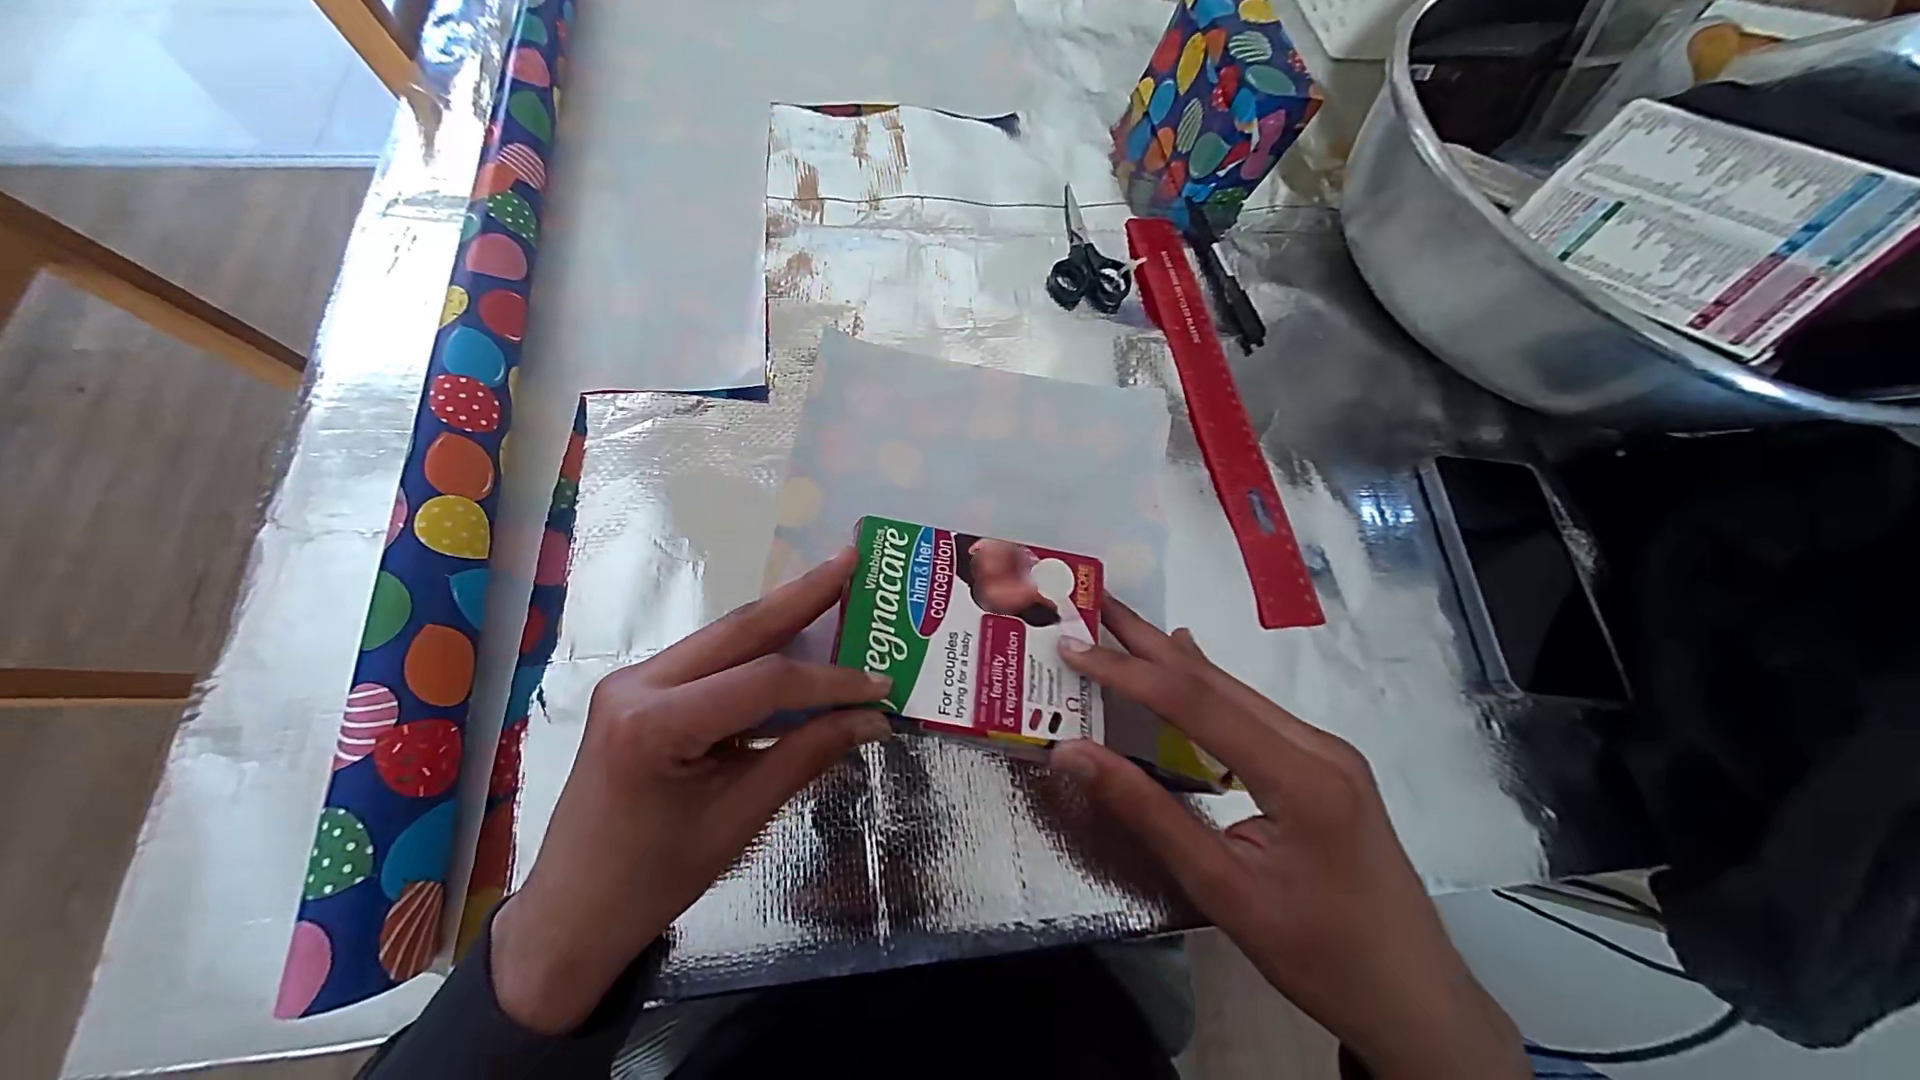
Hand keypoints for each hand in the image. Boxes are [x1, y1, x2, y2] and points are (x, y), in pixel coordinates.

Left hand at [491, 548, 890, 1033]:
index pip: (764, 681)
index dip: (830, 680)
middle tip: (851, 559)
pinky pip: (710, 660)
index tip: (881, 684)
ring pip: (724, 637)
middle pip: (739, 630)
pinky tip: (792, 635)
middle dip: (803, 594)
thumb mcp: (740, 818)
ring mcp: (633, 682)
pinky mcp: (639, 692)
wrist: (570, 916)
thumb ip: (807, 754)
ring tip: (831, 583)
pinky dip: (757, 650)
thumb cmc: (652, 880)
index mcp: (655, 723)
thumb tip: (873, 718)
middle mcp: (638, 683)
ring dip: (782, 614)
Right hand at [1051, 600, 1526, 1079]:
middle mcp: (1317, 745)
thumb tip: (1073, 753)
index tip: (1073, 648)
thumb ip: (1147, 812)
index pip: (1195, 704)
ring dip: (1174, 661)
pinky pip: (1252, 712)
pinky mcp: (1323, 764)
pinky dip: (1206, 687)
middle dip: (1148, 641)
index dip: (1128, 672)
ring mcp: (1325, 751)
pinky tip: (1188, 661)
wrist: (1416, 999)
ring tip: (1124, 628)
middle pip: (1217, 682)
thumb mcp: (1221, 889)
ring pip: (1236, 692)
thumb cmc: (1318, 954)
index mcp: (1300, 775)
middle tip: (1096, 603)